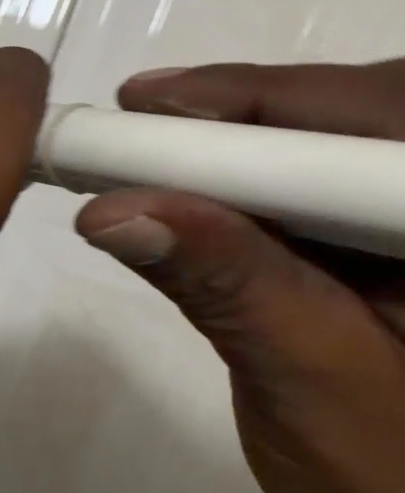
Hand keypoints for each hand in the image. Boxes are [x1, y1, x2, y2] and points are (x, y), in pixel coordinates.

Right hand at [75, 60, 404, 492]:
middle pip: (386, 120)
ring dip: (264, 151)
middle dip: (263, 114)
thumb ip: (232, 289)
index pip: (386, 126)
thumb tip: (114, 210)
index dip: (261, 103)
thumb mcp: (317, 390)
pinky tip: (218, 208)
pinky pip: (362, 200)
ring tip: (161, 163)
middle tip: (143, 128)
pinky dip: (283, 194)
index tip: (142, 103)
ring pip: (372, 151)